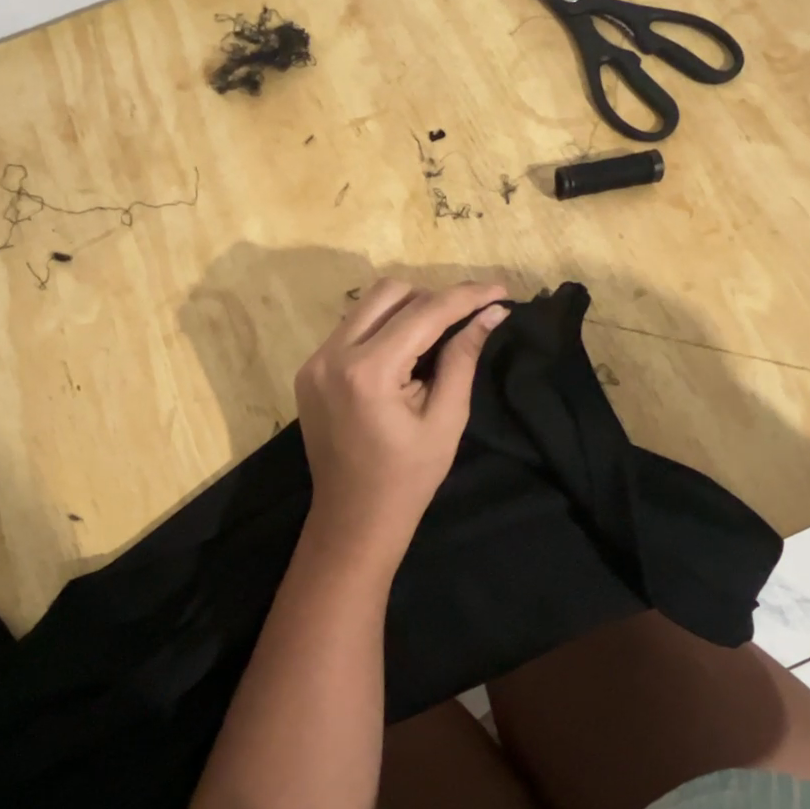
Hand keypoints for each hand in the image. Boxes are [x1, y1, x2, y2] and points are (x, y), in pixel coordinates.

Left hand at [293, 279, 509, 567]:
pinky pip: (350, 329)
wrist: (353, 518)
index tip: (501, 290)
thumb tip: (491, 314)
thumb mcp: (446, 419)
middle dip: (433, 299)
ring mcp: (314, 361)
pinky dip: (381, 330)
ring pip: (366, 306)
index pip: (424, 312)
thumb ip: (463, 359)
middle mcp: (332, 355)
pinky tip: (403, 357)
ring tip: (436, 340)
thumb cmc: (408, 479)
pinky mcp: (309, 370)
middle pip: (389, 293)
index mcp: (368, 371)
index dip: (466, 296)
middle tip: (465, 321)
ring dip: (405, 311)